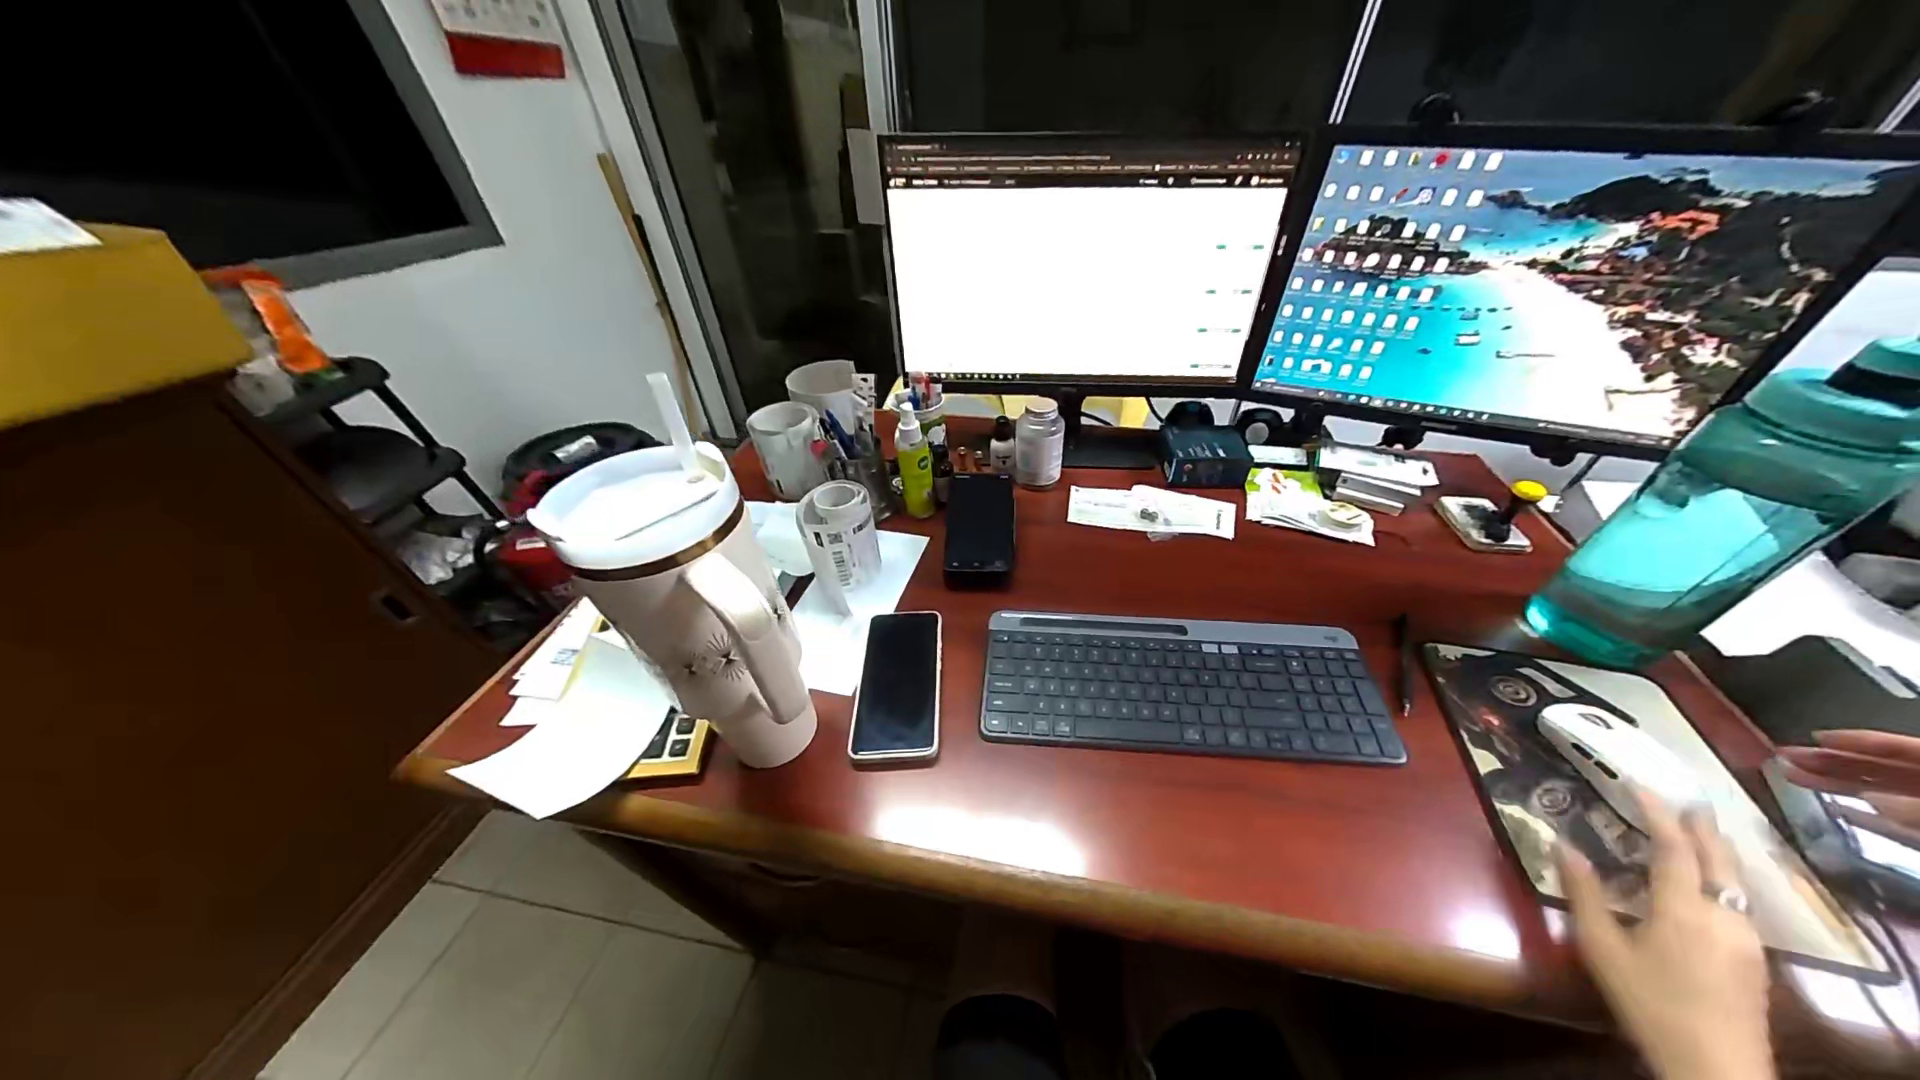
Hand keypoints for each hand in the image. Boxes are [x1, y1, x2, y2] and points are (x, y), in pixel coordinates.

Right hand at [1559, 795, 1773, 1079]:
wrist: (1715, 1067)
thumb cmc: (1648, 1000)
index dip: (1658, 815)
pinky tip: (1710, 886)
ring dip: (1717, 854)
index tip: (1641, 787)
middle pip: (1721, 863)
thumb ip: (1585, 893)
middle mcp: (1724, 917)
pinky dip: (1722, 879)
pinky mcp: (1754, 960)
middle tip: (1687, 802)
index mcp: (1684, 910)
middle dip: (1704, 830)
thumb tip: (1562, 844)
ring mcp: (1747, 941)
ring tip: (1700, 836)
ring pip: (1736, 884)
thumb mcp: (1602, 947)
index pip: (1675, 849)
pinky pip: (1739, 903)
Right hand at [1776, 730, 1919, 847]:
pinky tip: (1833, 810)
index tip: (1814, 736)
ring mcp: (1919, 812)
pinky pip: (1892, 825)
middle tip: (1782, 755)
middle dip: (1830, 763)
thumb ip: (1909, 807)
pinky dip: (1863, 816)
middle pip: (1881, 771)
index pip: (1900, 749)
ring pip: (1879, 795)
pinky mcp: (1917, 838)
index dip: (1858, 741)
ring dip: (1834, 786)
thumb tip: (1870, 800)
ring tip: (1788, 776)